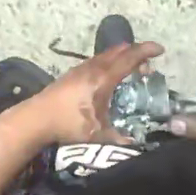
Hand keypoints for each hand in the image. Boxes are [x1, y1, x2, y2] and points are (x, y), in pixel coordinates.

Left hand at [12, 41, 164, 145]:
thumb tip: (134, 144)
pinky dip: (109, 62)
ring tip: (130, 69)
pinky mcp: (71, 74)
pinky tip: (107, 76)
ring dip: (121, 57)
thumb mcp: (97, 134)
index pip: (130, 58)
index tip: (161, 50)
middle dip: (136, 53)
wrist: (35, 119)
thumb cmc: (68, 124)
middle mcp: (93, 68)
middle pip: (119, 51)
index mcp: (103, 79)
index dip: (147, 51)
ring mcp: (80, 69)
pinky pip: (96, 60)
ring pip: (106, 54)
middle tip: (147, 65)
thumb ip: (118, 138)